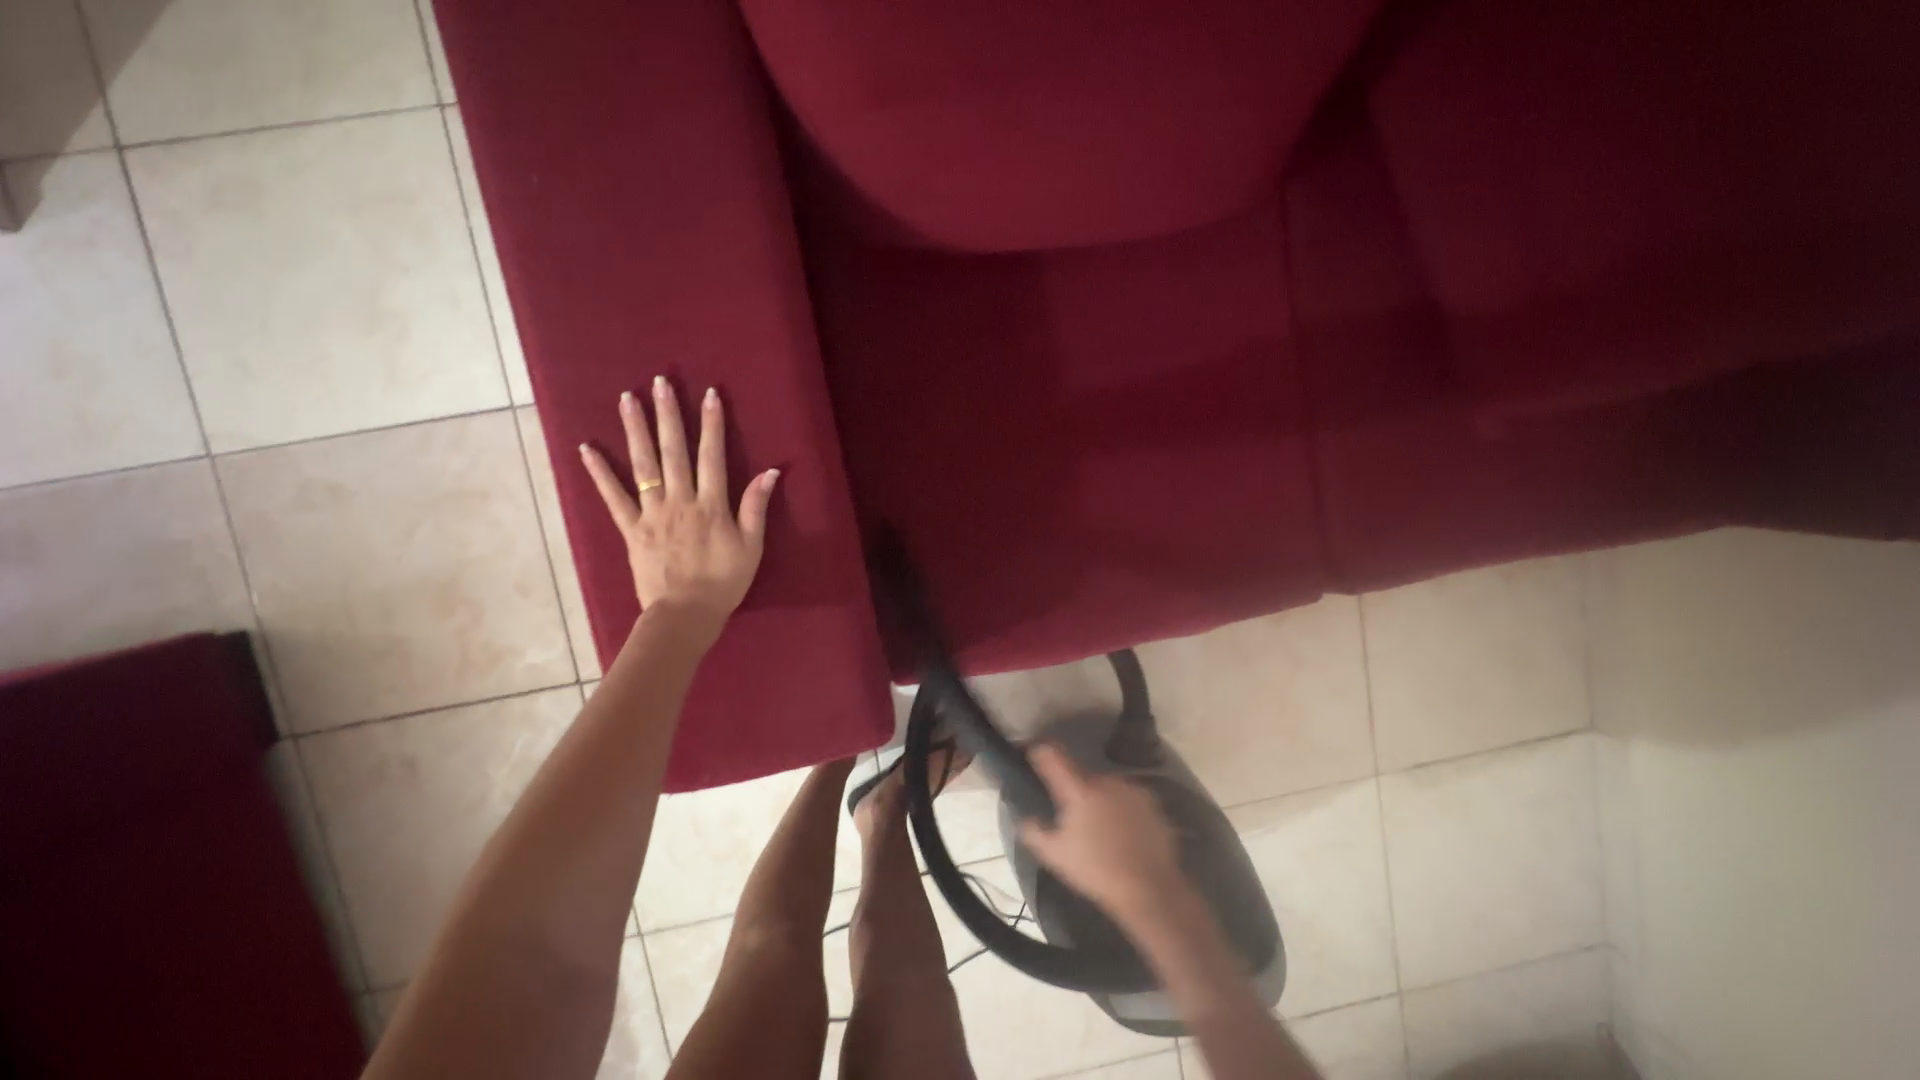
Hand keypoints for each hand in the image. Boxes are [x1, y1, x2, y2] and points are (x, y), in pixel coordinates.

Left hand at [578, 377, 778, 628]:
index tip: (709, 394)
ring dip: (636, 430)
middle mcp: (680, 501)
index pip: (712, 455)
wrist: (685, 614)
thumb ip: (756, 507)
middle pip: (674, 451)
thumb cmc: (723, 582)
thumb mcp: (751, 547)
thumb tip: (770, 471)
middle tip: (660, 382)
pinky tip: (586, 448)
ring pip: (643, 466)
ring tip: (627, 399)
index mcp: (711, 505)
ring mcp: (652, 514)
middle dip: (668, 415)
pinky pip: (613, 497)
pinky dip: (598, 473)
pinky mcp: (631, 530)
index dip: (711, 424)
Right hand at [1017, 744, 1186, 917]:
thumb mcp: (1056, 856)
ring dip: (1100, 800)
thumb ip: (1035, 833)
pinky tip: (1123, 834)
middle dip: (1075, 791)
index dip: (1040, 751)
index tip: (1032, 752)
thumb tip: (1027, 819)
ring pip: (1107, 789)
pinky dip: (1122, 810)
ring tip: (1101, 830)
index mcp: (1080, 790)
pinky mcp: (1153, 805)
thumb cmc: (1097, 871)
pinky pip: (1128, 800)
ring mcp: (1133, 791)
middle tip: (1072, 817)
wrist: (1149, 889)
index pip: (1054, 757)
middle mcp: (1107, 782)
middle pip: (1083, 777)